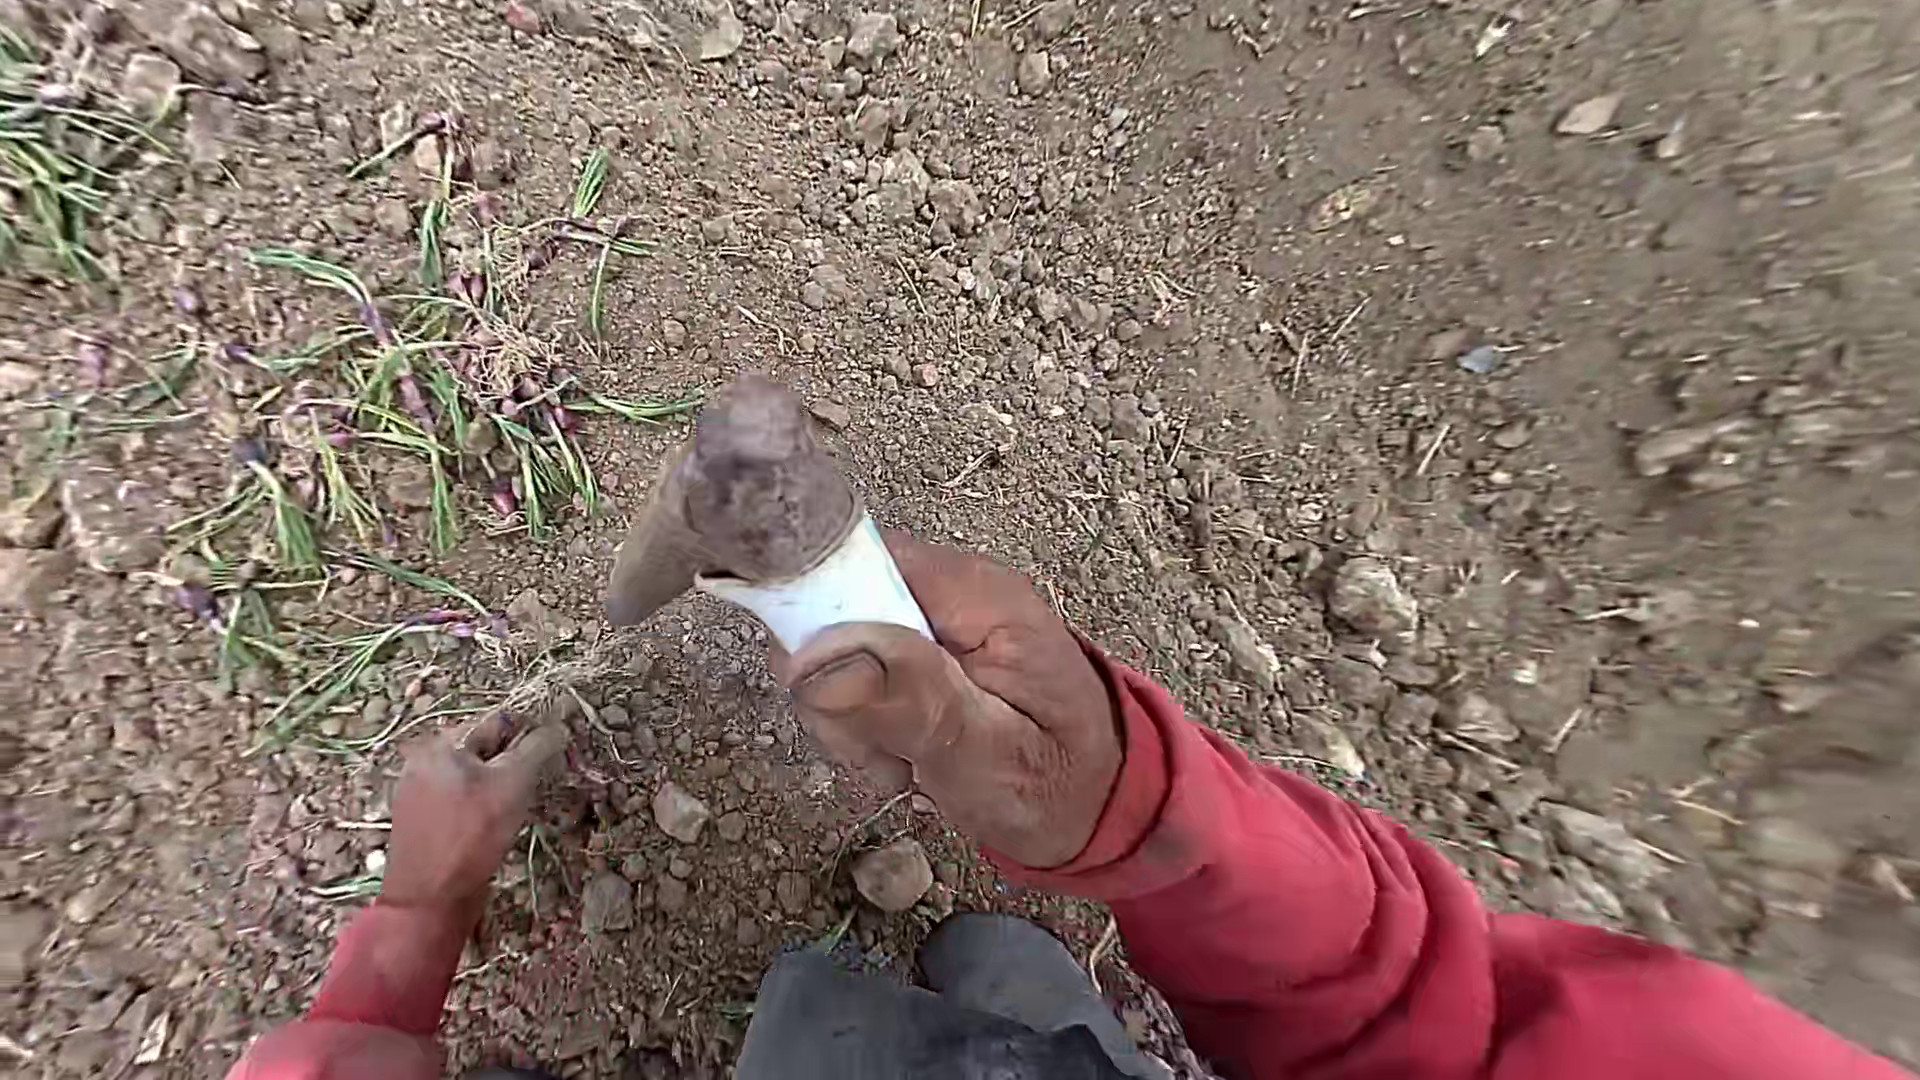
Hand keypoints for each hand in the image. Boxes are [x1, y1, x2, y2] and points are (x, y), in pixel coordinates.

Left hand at [381, 711, 566, 912]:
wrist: (430, 898)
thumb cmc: (474, 831)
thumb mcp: (516, 780)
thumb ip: (539, 745)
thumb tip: (557, 727)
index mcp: (440, 745)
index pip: (500, 721)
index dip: (531, 733)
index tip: (550, 754)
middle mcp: (422, 761)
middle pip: (488, 745)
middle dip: (516, 759)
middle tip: (532, 780)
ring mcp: (418, 789)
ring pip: (479, 770)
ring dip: (503, 779)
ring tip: (515, 801)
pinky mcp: (422, 815)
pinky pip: (463, 791)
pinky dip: (485, 797)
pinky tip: (495, 818)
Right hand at [772, 534, 1121, 867]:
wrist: (1090, 801)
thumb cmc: (1054, 782)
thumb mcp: (988, 754)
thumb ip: (916, 702)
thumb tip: (819, 663)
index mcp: (977, 594)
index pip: (862, 558)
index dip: (820, 614)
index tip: (821, 693)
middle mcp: (954, 590)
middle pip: (844, 600)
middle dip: (833, 679)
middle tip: (872, 746)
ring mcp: (940, 618)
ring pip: (842, 639)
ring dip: (846, 708)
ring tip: (894, 758)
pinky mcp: (928, 648)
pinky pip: (861, 665)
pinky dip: (860, 713)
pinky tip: (896, 751)